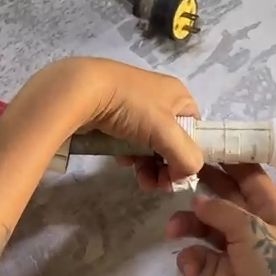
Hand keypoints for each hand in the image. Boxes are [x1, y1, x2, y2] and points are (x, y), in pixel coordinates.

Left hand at [19, 58, 203, 190]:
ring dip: (147, 165)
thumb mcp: (166, 132)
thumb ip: (186, 156)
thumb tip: (186, 174)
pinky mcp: (112, 115)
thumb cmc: (130, 106)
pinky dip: (127, 154)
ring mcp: (134, 106)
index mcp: (178, 95)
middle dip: (166, 166)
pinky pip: (128, 141)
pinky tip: (120, 161)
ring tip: (139, 179)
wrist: (80, 90)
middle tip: (157, 184)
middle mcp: (159, 98)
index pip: (195, 128)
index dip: (190, 153)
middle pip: (172, 140)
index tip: (178, 174)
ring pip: (149, 144)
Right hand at [166, 164, 275, 275]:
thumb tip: (197, 199)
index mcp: (270, 208)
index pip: (248, 174)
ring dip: (188, 226)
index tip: (199, 146)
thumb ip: (222, 211)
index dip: (227, 159)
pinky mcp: (225, 275)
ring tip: (172, 232)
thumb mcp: (253, 232)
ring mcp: (238, 250)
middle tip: (170, 180)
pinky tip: (189, 268)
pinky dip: (192, 260)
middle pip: (223, 197)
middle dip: (199, 189)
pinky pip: (202, 257)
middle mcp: (253, 224)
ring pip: (206, 227)